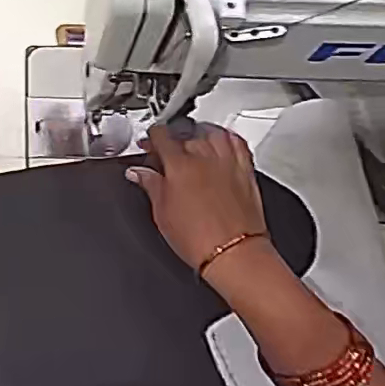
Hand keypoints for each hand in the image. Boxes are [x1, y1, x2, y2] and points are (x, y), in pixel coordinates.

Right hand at [126, 123, 269, 274]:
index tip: (149, 144)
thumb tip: (139, 173)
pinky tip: (222, 142)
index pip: (161, 136)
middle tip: (167, 153)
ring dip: (200, 133)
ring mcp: (227, 161)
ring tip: (193, 141)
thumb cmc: (199, 238)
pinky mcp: (246, 170)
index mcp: (179, 164)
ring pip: (212, 132)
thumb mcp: (162, 213)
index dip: (152, 138)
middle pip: (185, 134)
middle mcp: (204, 156)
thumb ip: (150, 186)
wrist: (233, 253)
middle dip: (173, 140)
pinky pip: (238, 143)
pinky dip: (228, 138)